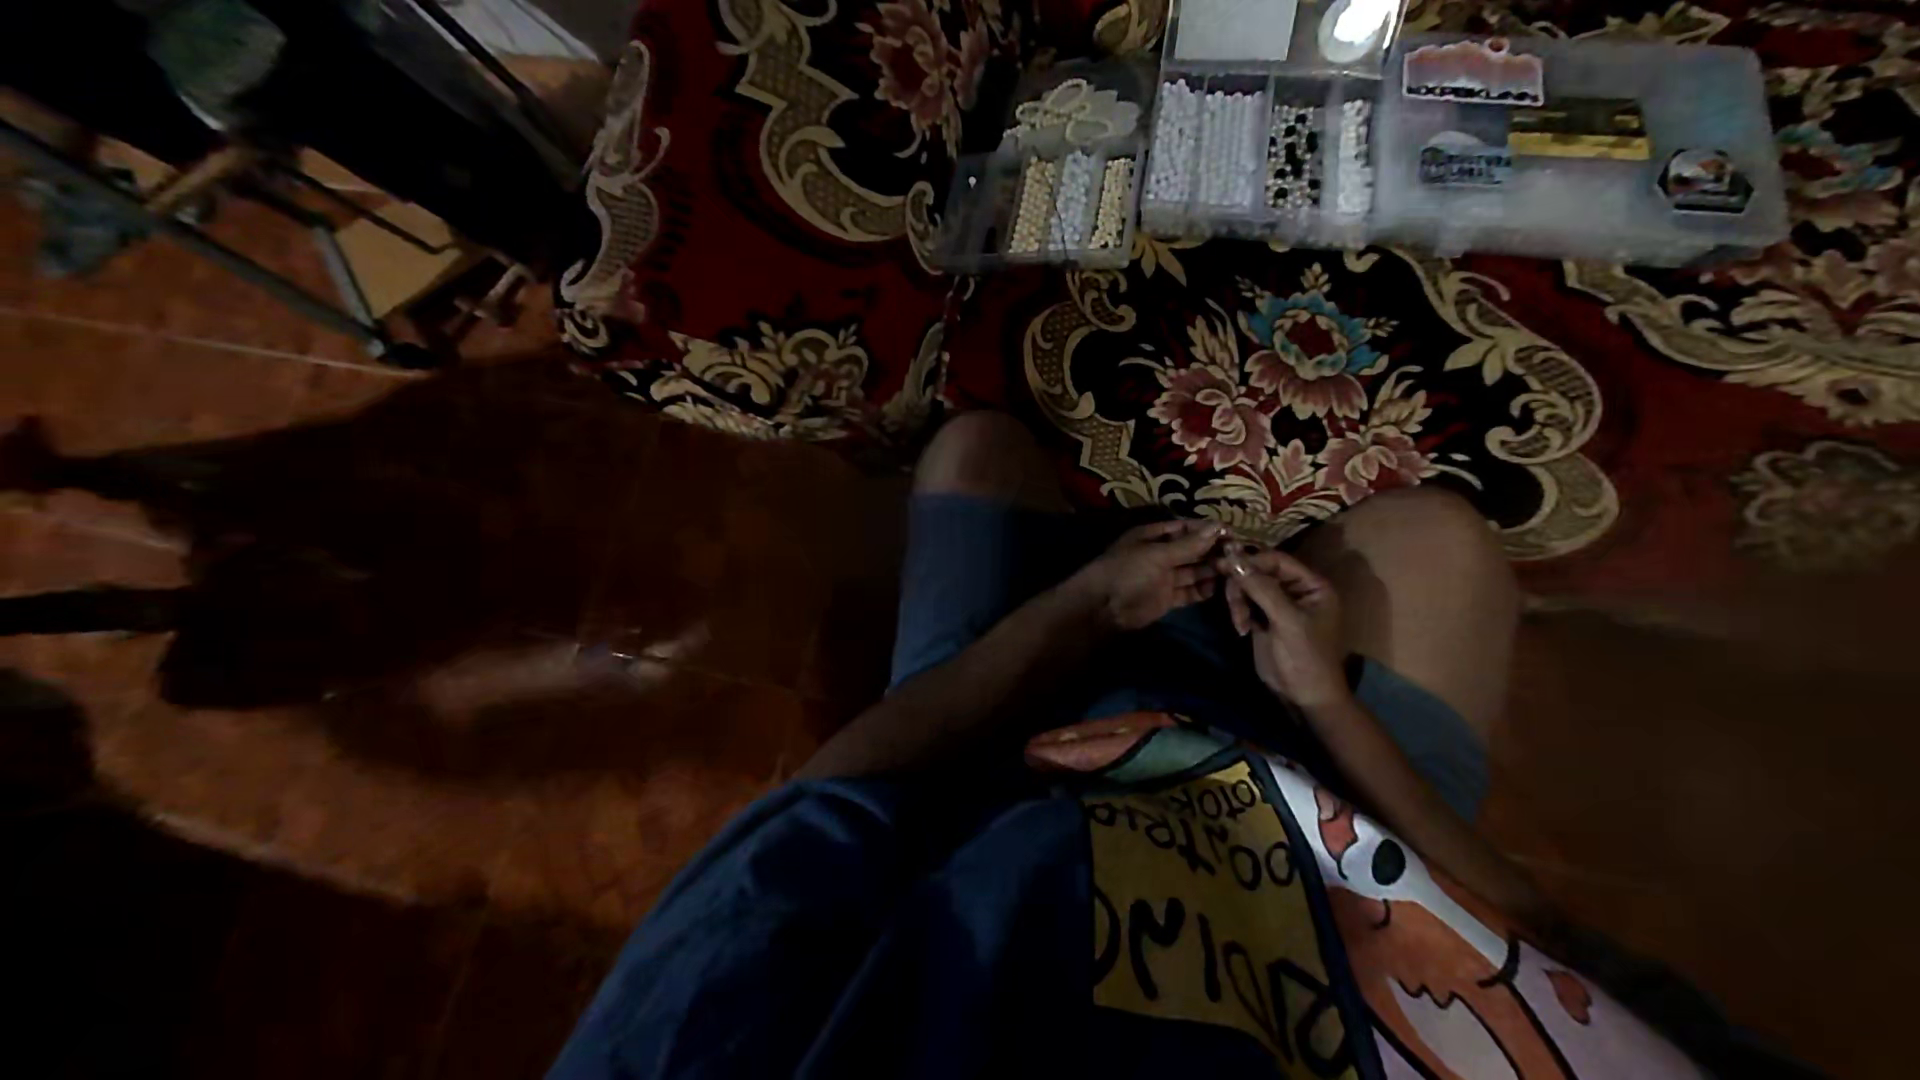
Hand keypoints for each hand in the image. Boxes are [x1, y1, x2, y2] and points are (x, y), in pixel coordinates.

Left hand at [1073, 520, 1225, 631]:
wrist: (1102, 607)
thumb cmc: (1126, 571)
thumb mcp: (1157, 554)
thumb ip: (1188, 544)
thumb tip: (1218, 526)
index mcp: (1152, 536)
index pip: (1185, 528)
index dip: (1207, 530)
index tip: (1232, 532)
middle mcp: (1160, 554)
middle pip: (1192, 550)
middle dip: (1214, 551)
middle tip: (1241, 553)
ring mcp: (1164, 577)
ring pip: (1194, 570)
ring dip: (1212, 570)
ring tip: (1237, 569)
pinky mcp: (1167, 598)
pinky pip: (1190, 590)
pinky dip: (1204, 589)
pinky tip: (1222, 587)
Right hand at [1217, 547, 1349, 708]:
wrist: (1303, 696)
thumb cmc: (1305, 657)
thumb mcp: (1286, 620)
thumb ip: (1262, 588)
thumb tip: (1234, 559)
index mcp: (1312, 585)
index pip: (1277, 561)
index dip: (1251, 561)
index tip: (1225, 566)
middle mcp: (1295, 590)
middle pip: (1258, 571)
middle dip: (1242, 586)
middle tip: (1232, 604)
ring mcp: (1278, 604)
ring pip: (1247, 586)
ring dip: (1238, 601)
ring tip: (1239, 623)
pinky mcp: (1263, 617)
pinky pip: (1244, 602)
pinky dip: (1238, 612)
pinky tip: (1241, 629)